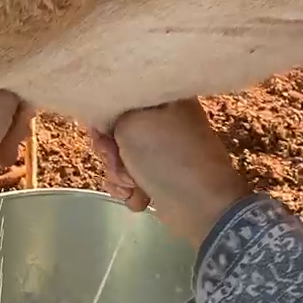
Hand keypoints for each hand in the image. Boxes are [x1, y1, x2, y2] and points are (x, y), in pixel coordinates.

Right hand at [92, 99, 249, 243]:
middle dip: (110, 152)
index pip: (120, 99)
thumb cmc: (166, 156)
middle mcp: (165, 119)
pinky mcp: (161, 175)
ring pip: (120, 156)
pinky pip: (131, 177)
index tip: (100, 135)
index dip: (103, 118)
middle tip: (115, 161)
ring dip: (118, 175)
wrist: (202, 205)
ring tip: (132, 185)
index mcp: (164, 97)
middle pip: (116, 130)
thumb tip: (107, 127)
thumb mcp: (130, 123)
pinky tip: (139, 198)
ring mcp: (164, 149)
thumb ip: (110, 117)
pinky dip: (130, 190)